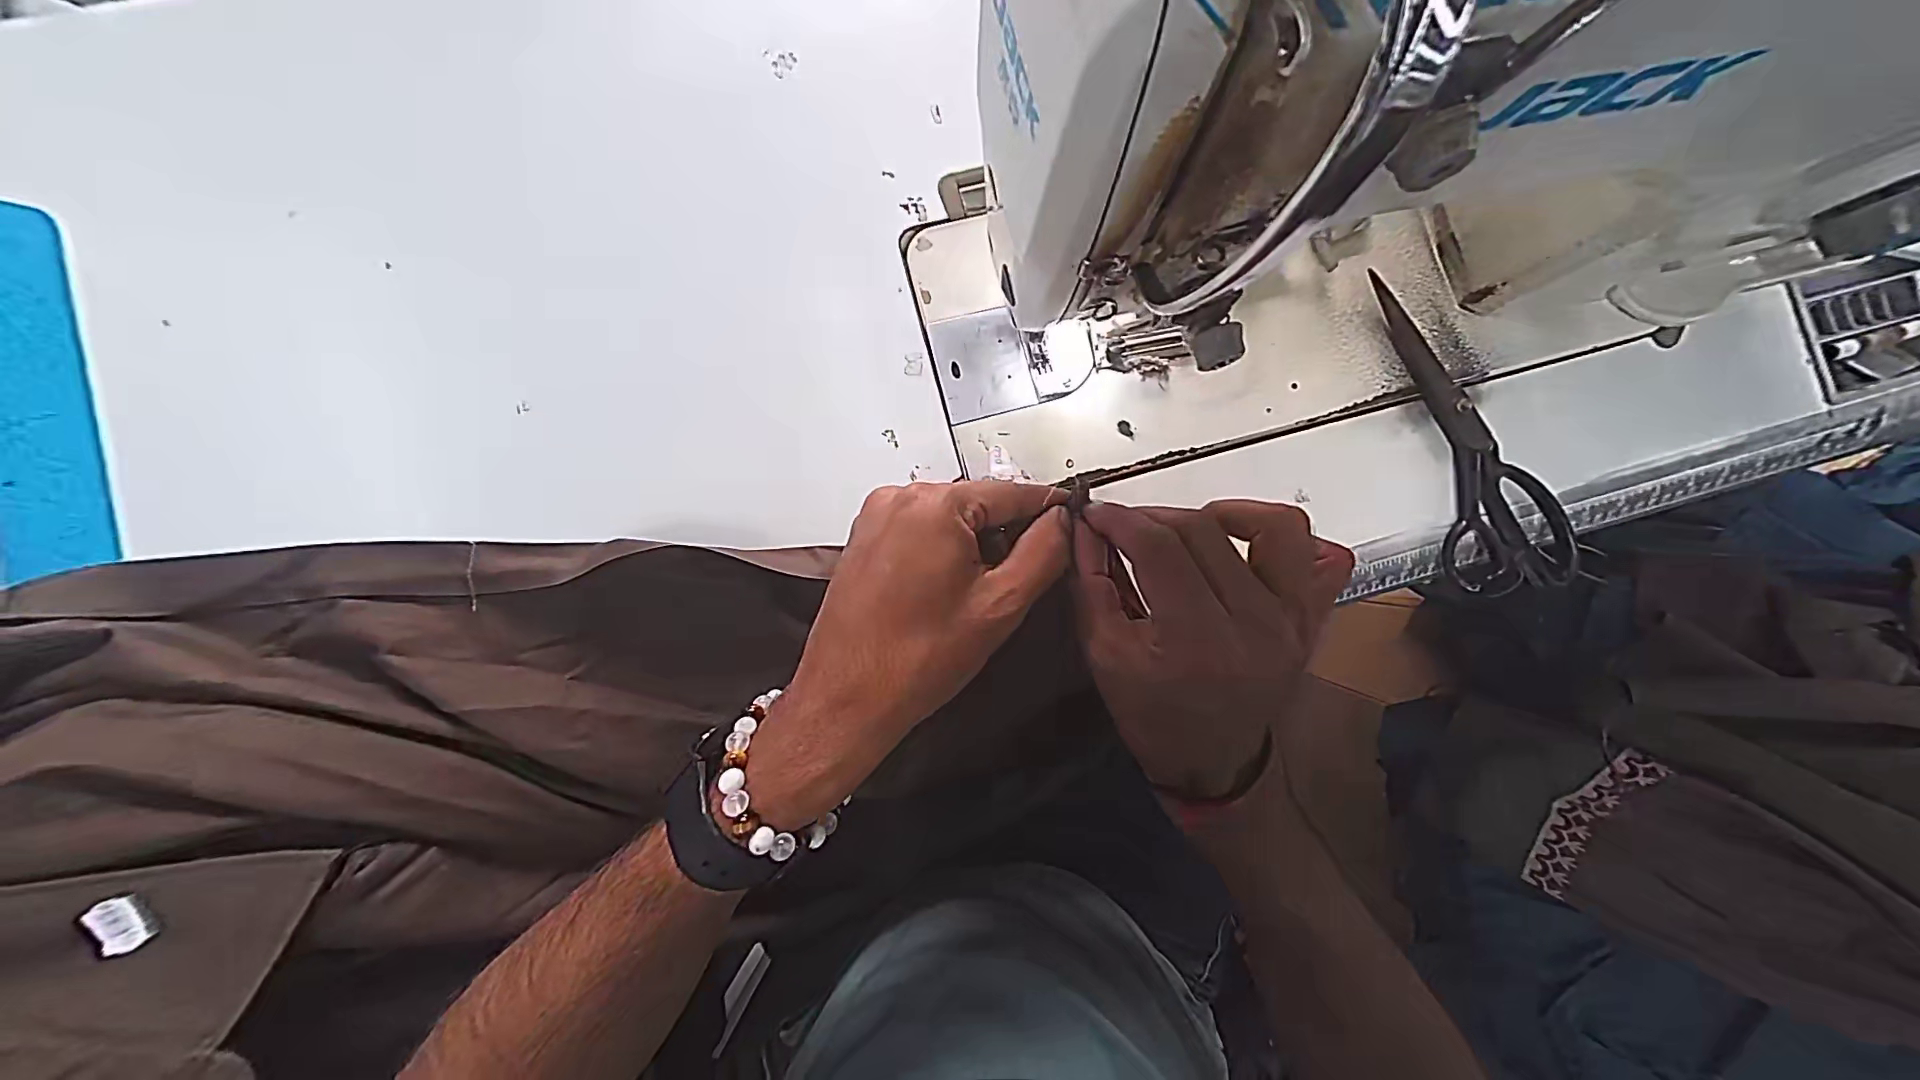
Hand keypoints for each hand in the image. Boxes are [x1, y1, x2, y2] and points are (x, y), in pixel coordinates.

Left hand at [748, 482, 1070, 824]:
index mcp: (935, 506)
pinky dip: (941, 551)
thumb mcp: (1001, 604)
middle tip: (1014, 582)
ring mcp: (876, 517)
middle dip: (1004, 534)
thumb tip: (1060, 521)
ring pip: (949, 517)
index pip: (1013, 491)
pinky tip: (941, 594)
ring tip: (968, 598)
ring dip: (972, 545)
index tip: (1066, 520)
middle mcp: (899, 499)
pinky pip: (919, 530)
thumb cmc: (909, 660)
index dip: (1047, 509)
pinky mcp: (865, 538)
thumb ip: (1045, 551)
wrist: (848, 695)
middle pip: (978, 501)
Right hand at [1071, 500, 1353, 800]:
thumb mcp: (1103, 653)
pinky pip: (1320, 554)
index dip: (1118, 520)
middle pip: (1202, 530)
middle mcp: (1254, 625)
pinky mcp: (1310, 620)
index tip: (1096, 516)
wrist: (1209, 760)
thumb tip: (1085, 529)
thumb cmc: (1153, 716)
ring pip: (1270, 526)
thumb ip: (1091, 583)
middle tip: (1125, 527)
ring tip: (1187, 530)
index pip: (1157, 547)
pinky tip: (1244, 543)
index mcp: (1195, 640)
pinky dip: (1281, 536)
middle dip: (1150, 517)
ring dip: (1220, 514)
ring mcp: (1291, 620)